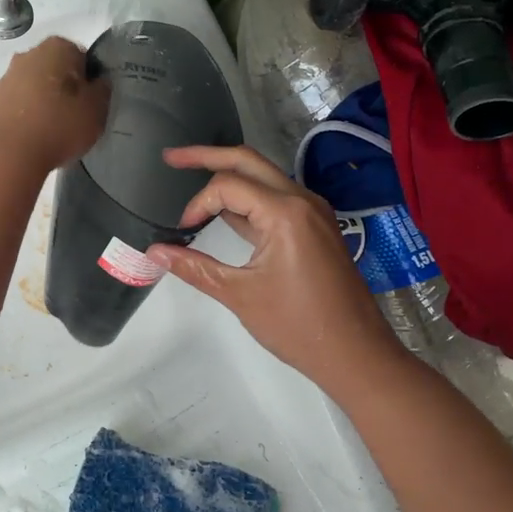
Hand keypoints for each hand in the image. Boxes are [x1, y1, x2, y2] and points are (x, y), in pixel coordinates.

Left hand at [0, 37, 109, 172]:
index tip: (91, 102)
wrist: (6, 154)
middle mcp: (28, 55)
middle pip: (55, 69)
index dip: (89, 80)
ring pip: (35, 87)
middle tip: (75, 116)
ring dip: (44, 102)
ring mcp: (6, 77)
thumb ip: (102, 90)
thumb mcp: (97, 109)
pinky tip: (33, 137)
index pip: (82, 56)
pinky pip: (19, 104)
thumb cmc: (59, 126)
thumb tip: (97, 82)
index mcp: (56, 47)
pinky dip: (27, 115)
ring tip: (53, 131)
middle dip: (65, 88)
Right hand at [147, 146, 409, 393]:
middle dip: (207, 156)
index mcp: (285, 213)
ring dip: (229, 174)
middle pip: (247, 161)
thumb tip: (154, 252)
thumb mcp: (239, 295)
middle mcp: (302, 200)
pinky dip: (248, 197)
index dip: (198, 203)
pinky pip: (277, 197)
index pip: (227, 186)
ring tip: (193, 175)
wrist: (358, 356)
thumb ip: (194, 267)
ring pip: (264, 176)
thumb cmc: (298, 326)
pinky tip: (226, 211)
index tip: (183, 229)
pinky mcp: (317, 226)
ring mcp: (314, 212)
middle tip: (171, 157)